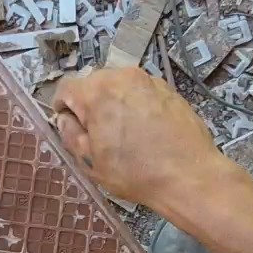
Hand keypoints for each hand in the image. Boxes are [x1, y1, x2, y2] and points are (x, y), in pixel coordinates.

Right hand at [51, 67, 235, 212]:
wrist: (190, 175)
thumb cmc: (136, 172)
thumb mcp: (91, 162)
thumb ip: (71, 134)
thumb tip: (64, 118)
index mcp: (96, 92)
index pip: (66, 88)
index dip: (62, 108)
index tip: (70, 126)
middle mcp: (121, 76)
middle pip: (93, 84)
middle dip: (90, 105)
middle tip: (99, 134)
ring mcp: (148, 80)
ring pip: (118, 86)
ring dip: (114, 103)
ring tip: (125, 133)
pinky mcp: (168, 88)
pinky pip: (141, 91)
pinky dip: (136, 104)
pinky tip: (146, 129)